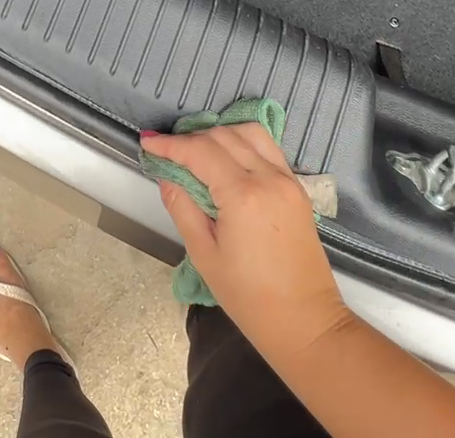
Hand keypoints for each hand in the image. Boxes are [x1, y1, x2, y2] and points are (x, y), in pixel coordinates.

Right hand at [141, 124, 349, 361]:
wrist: (306, 321)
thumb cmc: (250, 298)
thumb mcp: (204, 255)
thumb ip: (182, 208)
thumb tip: (167, 177)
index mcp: (243, 196)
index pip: (200, 152)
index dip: (170, 144)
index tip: (148, 143)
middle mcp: (268, 177)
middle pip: (223, 136)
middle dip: (190, 138)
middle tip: (167, 151)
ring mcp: (287, 179)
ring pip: (249, 133)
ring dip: (219, 134)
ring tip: (196, 150)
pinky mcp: (297, 187)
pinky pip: (267, 147)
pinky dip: (243, 142)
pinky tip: (227, 157)